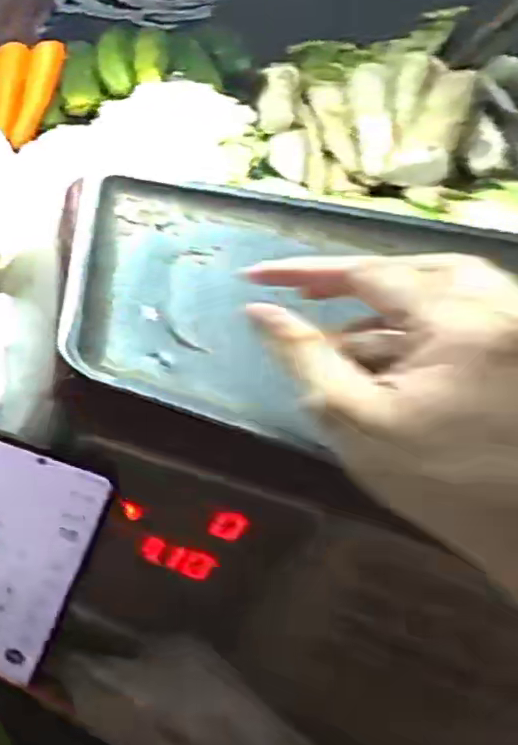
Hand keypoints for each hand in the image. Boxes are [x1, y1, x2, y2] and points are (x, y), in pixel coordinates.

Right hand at [245, 254, 517, 513]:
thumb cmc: (435, 473)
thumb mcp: (345, 412)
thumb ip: (300, 353)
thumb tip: (261, 311)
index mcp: (471, 330)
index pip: (375, 276)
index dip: (307, 271)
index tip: (253, 277)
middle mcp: (514, 323)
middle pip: (433, 271)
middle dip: (360, 276)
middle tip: (301, 291)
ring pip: (459, 294)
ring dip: (390, 302)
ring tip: (338, 329)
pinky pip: (474, 323)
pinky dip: (418, 327)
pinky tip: (380, 355)